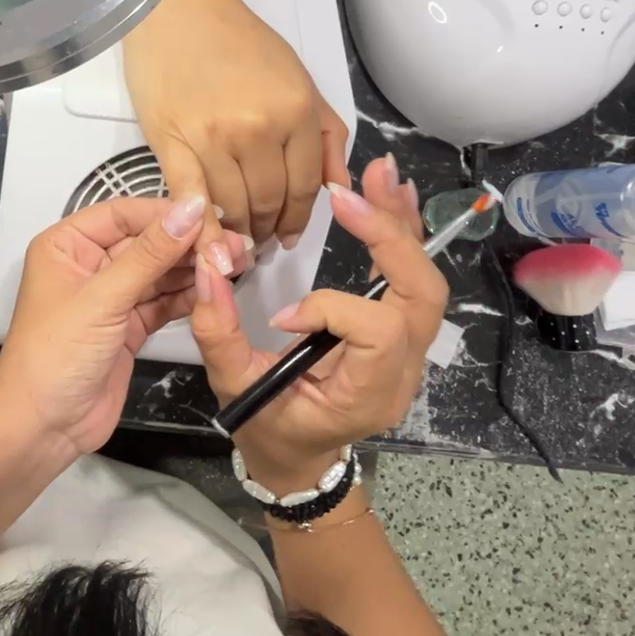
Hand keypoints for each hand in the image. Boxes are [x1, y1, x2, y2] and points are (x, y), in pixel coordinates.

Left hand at [0, 195, 249, 457]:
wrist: (42, 426)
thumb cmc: (56, 354)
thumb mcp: (103, 299)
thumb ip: (149, 254)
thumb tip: (192, 209)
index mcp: (66, 245)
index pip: (123, 214)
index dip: (166, 213)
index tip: (212, 215)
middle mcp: (87, 264)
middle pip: (145, 241)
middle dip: (187, 243)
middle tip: (235, 245)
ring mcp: (109, 297)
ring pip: (157, 272)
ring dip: (193, 269)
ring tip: (237, 262)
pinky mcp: (127, 326)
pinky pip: (161, 302)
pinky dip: (187, 297)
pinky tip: (216, 289)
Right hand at [123, 0, 353, 257]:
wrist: (176, 11)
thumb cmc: (235, 40)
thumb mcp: (298, 77)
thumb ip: (324, 133)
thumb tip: (337, 187)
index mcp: (296, 110)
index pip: (305, 186)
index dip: (298, 220)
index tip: (289, 237)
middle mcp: (259, 129)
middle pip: (270, 202)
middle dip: (268, 231)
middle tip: (260, 244)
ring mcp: (213, 139)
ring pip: (234, 206)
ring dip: (237, 233)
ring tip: (235, 244)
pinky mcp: (171, 144)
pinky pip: (191, 199)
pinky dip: (202, 232)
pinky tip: (209, 252)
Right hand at [191, 156, 447, 493]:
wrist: (299, 459)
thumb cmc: (268, 430)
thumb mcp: (233, 387)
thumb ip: (218, 331)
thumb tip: (208, 267)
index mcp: (367, 394)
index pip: (376, 332)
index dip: (331, 309)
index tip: (282, 319)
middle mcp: (401, 372)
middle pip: (421, 295)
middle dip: (390, 238)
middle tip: (352, 191)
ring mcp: (408, 353)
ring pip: (425, 283)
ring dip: (402, 226)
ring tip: (380, 176)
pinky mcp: (398, 334)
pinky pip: (412, 282)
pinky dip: (401, 236)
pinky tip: (390, 198)